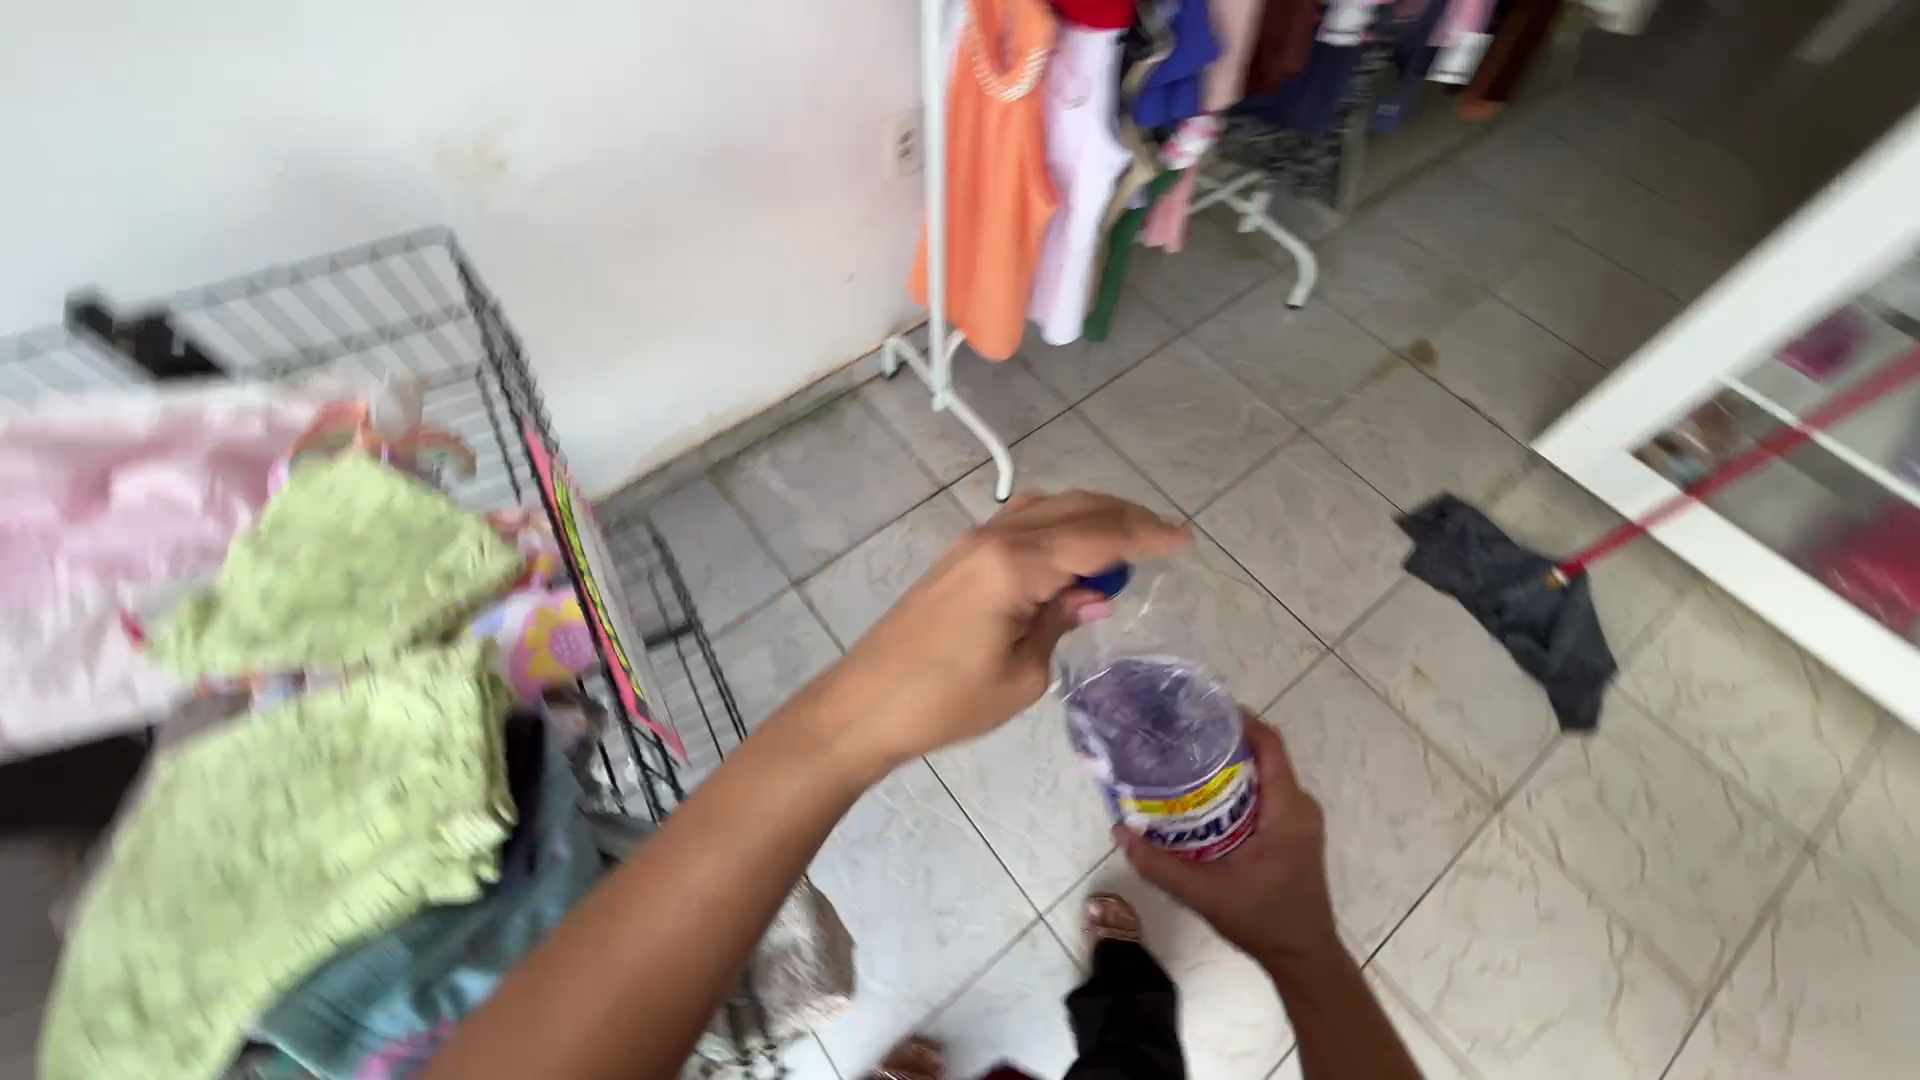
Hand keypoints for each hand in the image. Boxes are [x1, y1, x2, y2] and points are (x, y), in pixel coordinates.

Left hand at [805, 491, 1186, 771]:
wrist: (865, 704)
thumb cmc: (945, 701)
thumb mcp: (1022, 674)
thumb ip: (1061, 622)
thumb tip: (1092, 597)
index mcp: (1015, 565)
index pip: (1096, 537)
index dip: (1146, 535)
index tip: (1186, 540)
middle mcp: (995, 538)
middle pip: (1074, 509)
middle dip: (1124, 517)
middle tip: (1165, 537)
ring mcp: (972, 543)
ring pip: (1046, 509)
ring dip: (1091, 517)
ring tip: (1128, 542)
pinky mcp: (959, 558)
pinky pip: (1022, 525)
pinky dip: (1058, 528)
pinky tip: (1073, 554)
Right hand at [1116, 711, 1341, 969]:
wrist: (1303, 958)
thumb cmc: (1262, 920)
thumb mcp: (1204, 894)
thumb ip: (1160, 864)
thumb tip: (1119, 830)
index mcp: (1287, 810)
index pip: (1270, 746)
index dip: (1240, 720)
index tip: (1201, 708)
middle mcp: (1299, 806)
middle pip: (1264, 754)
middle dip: (1224, 738)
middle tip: (1181, 734)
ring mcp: (1299, 819)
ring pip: (1265, 773)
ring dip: (1230, 762)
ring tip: (1186, 758)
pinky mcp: (1293, 831)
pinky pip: (1267, 791)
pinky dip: (1239, 783)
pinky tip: (1205, 793)